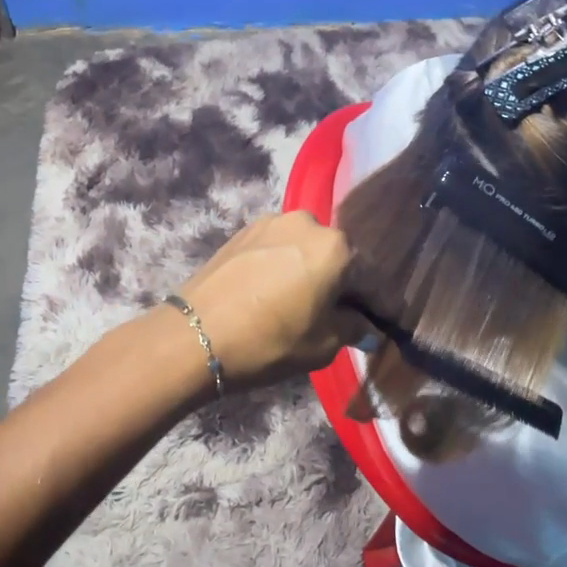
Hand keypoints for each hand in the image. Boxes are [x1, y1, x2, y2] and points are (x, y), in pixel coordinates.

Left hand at [175, 213, 366, 391]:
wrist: (194, 335)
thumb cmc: (269, 341)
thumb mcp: (322, 345)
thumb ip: (353, 329)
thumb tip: (369, 328)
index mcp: (336, 247)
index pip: (368, 277)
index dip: (371, 305)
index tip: (367, 325)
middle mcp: (309, 222)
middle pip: (335, 255)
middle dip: (337, 282)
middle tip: (327, 314)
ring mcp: (273, 221)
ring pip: (304, 247)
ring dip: (307, 269)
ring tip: (293, 302)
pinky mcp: (245, 229)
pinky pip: (277, 246)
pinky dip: (280, 264)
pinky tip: (268, 292)